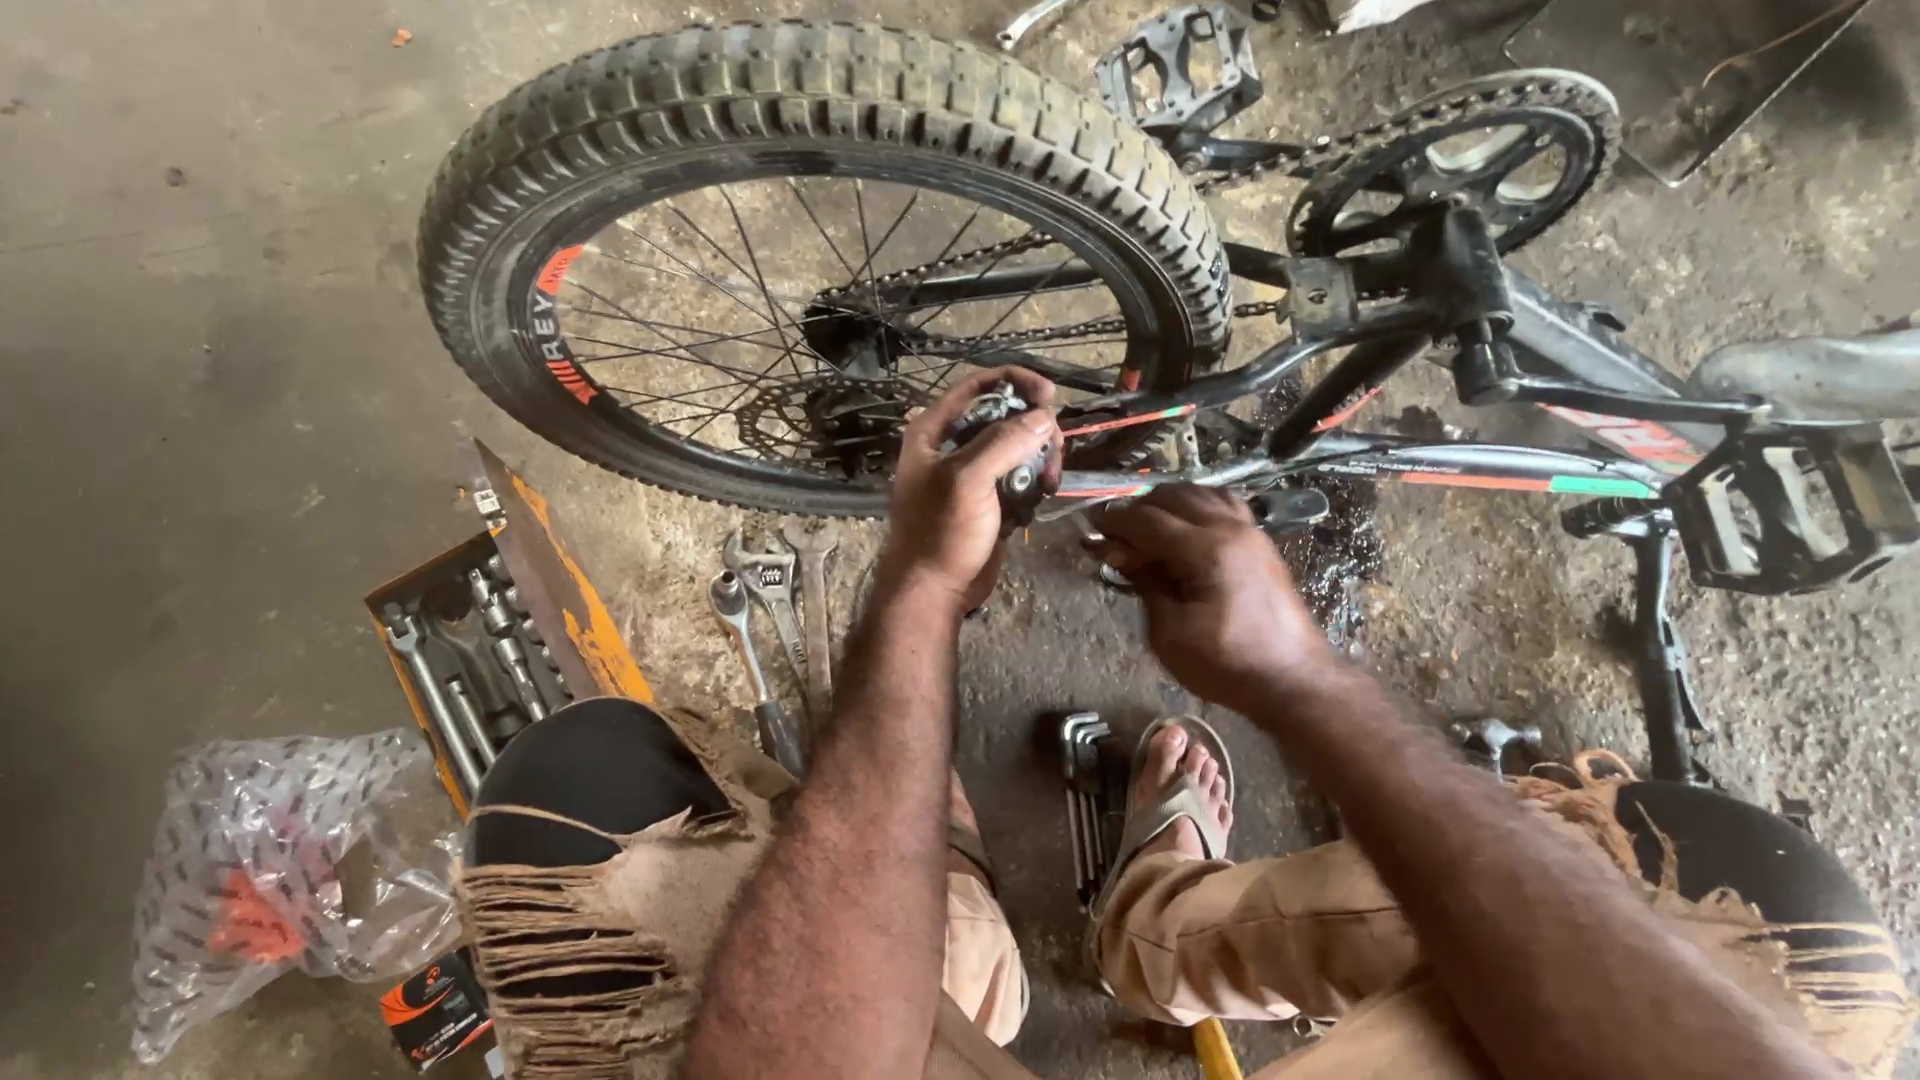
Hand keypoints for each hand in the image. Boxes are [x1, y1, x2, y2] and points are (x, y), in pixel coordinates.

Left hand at [881, 367, 1060, 612]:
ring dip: (1040, 459)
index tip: (1050, 396)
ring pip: (1019, 447)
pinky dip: (1035, 481)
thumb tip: (1045, 416)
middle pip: (1006, 416)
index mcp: (934, 430)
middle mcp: (952, 445)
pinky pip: (1021, 476)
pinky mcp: (991, 499)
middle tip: (1054, 452)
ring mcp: (973, 474)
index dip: (1016, 382)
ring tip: (1048, 483)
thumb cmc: (940, 532)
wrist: (933, 590)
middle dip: (1035, 429)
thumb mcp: (968, 480)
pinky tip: (1041, 497)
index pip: (978, 385)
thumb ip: (1004, 442)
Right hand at [1089, 486, 1333, 711]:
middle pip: (1173, 497)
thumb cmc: (1226, 665)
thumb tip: (1121, 554)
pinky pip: (1225, 505)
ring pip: (1202, 494)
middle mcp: (1230, 529)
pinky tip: (1187, 527)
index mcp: (1205, 549)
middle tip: (1117, 536)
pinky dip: (1198, 506)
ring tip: (1148, 527)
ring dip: (1169, 503)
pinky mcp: (1262, 544)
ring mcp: (1251, 532)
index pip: (1148, 520)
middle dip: (1138, 510)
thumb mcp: (1170, 634)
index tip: (1092, 531)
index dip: (1115, 523)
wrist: (1292, 681)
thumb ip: (1146, 584)